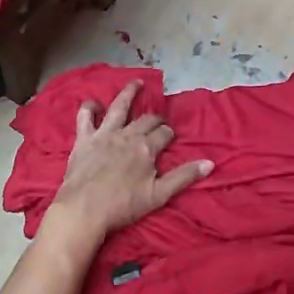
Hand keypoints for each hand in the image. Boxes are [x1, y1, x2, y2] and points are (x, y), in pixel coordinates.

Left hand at [45, 80, 212, 244]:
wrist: (83, 210)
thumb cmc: (122, 205)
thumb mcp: (159, 195)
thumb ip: (184, 177)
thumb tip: (210, 163)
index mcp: (147, 148)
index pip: (164, 134)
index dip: (168, 134)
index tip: (169, 138)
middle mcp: (128, 135)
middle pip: (146, 120)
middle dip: (156, 118)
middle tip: (159, 120)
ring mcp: (104, 134)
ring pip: (119, 107)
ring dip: (129, 93)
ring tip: (136, 83)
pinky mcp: (84, 138)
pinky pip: (85, 116)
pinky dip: (90, 107)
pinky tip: (94, 104)